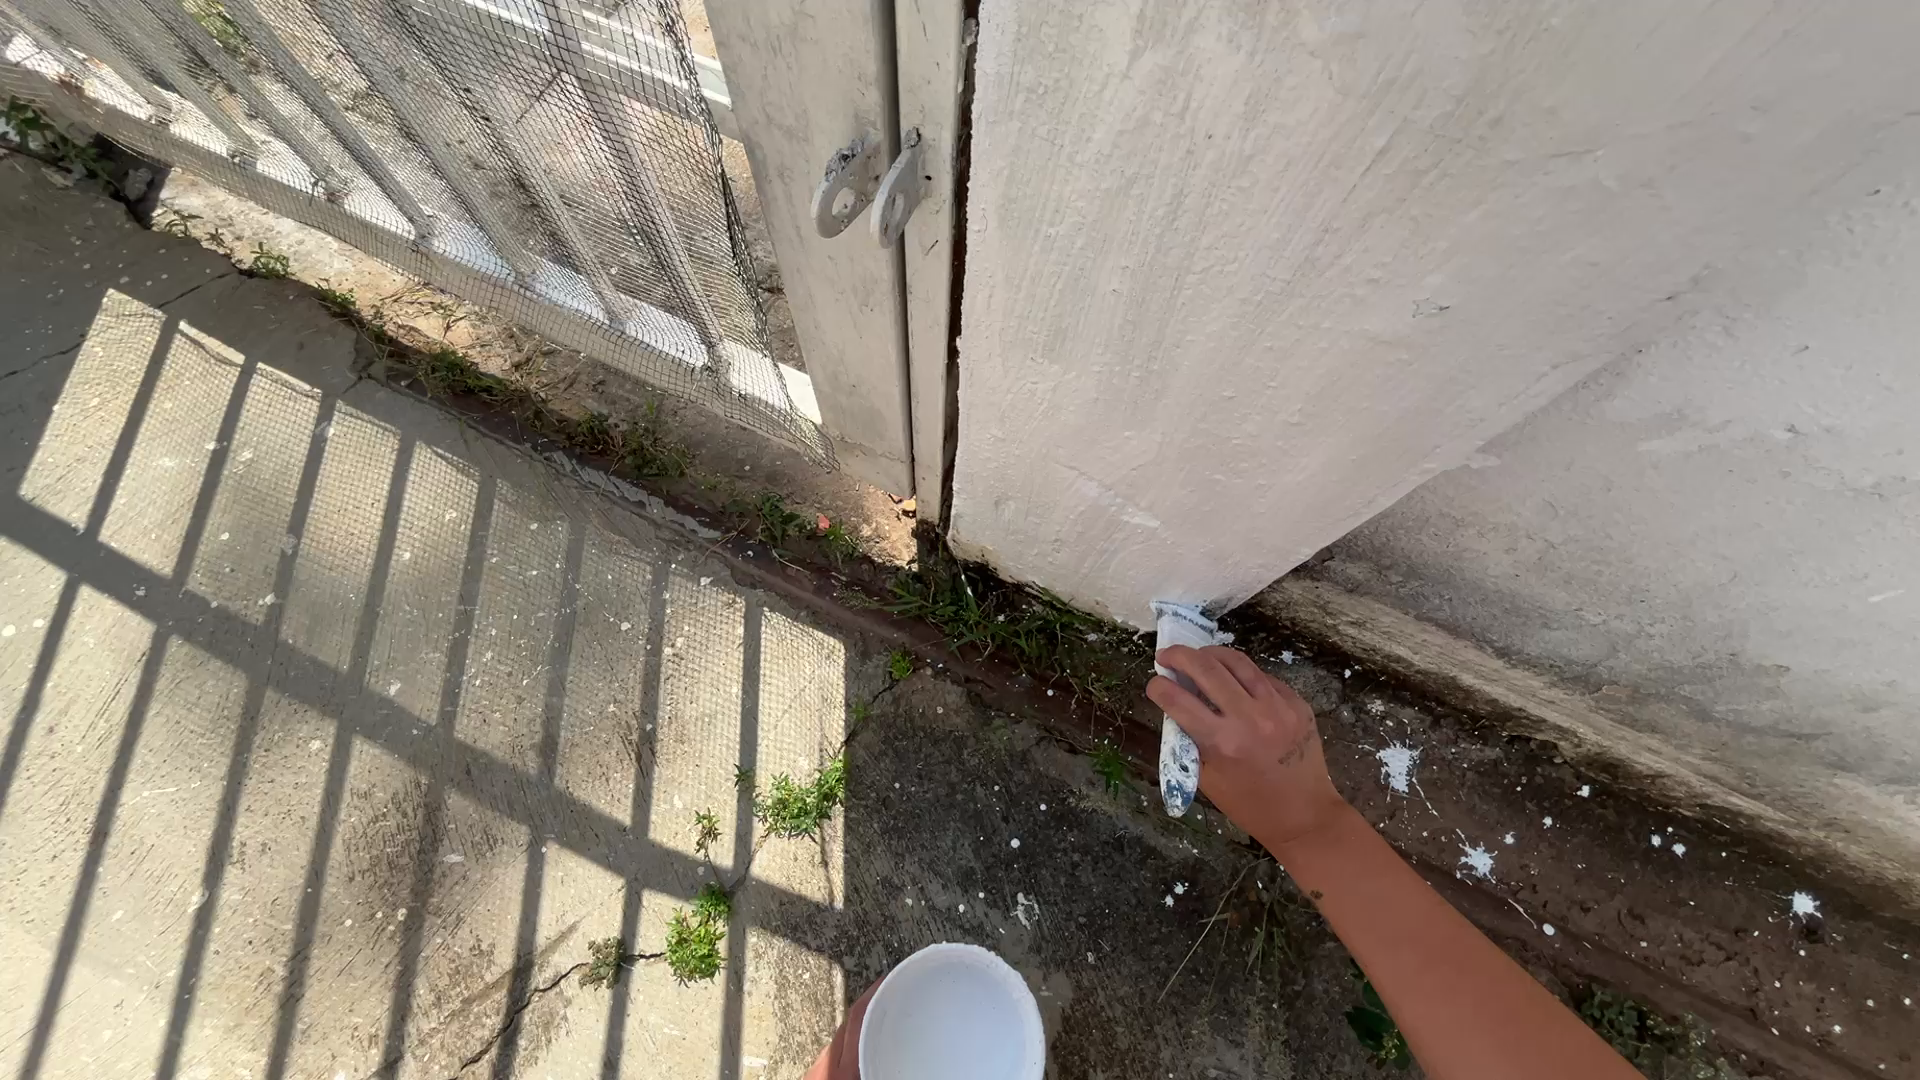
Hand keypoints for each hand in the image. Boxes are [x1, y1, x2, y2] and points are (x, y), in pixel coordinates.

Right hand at [1147, 645, 1347, 849]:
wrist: (1306, 817)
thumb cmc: (1249, 804)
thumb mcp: (1207, 778)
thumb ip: (1190, 739)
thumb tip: (1177, 706)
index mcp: (1222, 741)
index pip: (1178, 700)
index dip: (1158, 687)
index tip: (1154, 683)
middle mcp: (1250, 717)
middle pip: (1205, 667)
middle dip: (1179, 656)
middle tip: (1167, 655)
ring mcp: (1278, 706)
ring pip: (1236, 661)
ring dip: (1209, 654)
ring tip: (1197, 656)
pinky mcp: (1297, 703)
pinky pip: (1262, 677)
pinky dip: (1241, 674)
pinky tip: (1232, 681)